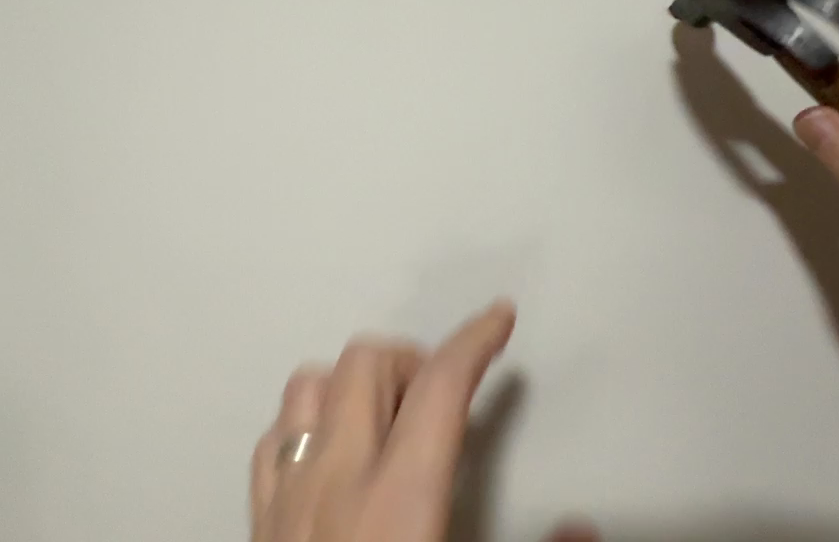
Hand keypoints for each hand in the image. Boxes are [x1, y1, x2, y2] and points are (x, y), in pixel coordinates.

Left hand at [250, 302, 517, 541]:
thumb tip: (579, 523)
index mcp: (397, 502)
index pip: (439, 387)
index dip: (474, 340)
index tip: (496, 317)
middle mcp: (335, 485)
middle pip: (367, 363)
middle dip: (412, 362)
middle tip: (442, 397)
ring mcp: (287, 501)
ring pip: (309, 384)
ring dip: (352, 382)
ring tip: (387, 415)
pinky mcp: (259, 523)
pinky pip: (273, 439)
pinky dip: (307, 424)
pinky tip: (331, 450)